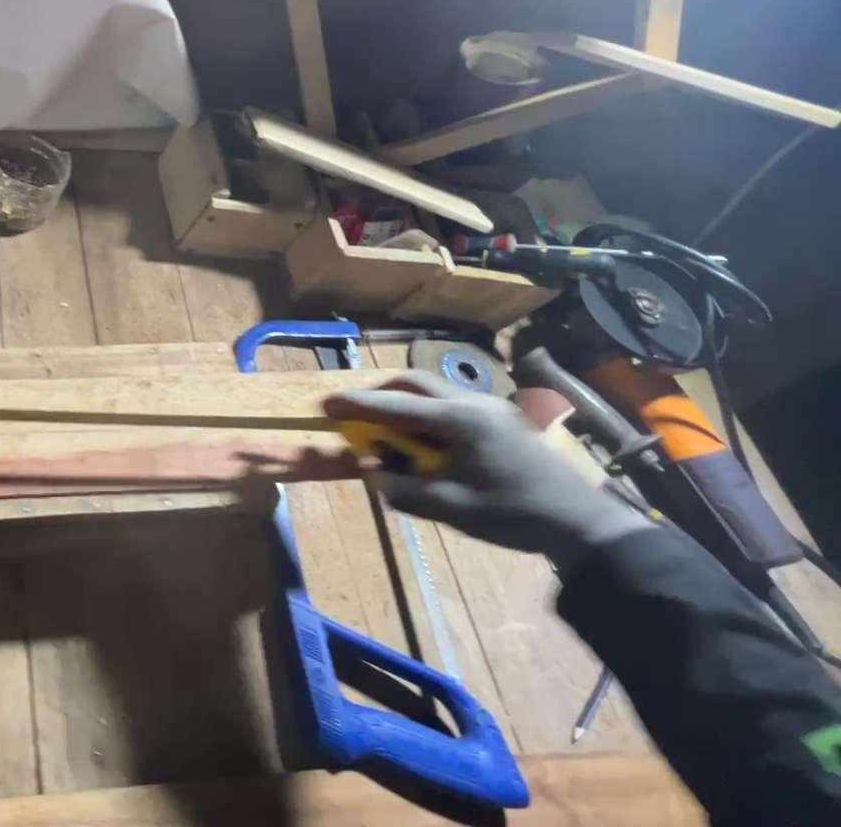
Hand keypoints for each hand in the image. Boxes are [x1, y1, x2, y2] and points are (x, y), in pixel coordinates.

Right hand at [324, 371, 652, 568]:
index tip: (325, 403)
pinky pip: (453, 405)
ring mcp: (493, 410)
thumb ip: (402, 488)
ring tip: (389, 431)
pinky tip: (426, 442)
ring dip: (404, 404)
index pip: (394, 406)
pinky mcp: (503, 422)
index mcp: (460, 420)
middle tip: (355, 410)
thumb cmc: (515, 515)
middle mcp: (474, 405)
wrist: (586, 527)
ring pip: (434, 391)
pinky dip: (427, 415)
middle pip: (414, 382)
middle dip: (379, 392)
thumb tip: (369, 469)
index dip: (355, 404)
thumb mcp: (451, 508)